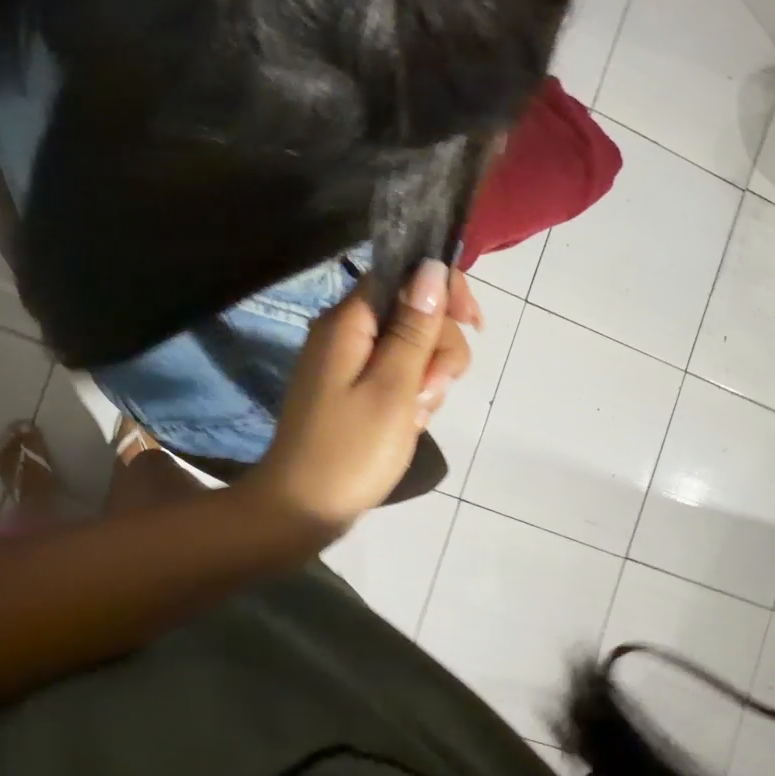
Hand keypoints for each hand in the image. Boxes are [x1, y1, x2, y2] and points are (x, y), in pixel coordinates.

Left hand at [246, 259, 473, 530]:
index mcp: (347, 322)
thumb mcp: (393, 387)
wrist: (302, 508)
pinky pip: (394, 378)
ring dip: (426, 380)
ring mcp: (345, 364)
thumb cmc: (350, 450)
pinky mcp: (350, 391)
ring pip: (409, 349)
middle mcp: (343, 333)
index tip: (472, 325)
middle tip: (429, 392)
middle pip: (412, 313)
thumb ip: (415, 327)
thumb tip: (432, 267)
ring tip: (415, 417)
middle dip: (437, 350)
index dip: (443, 291)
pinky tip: (408, 425)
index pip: (403, 274)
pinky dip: (409, 398)